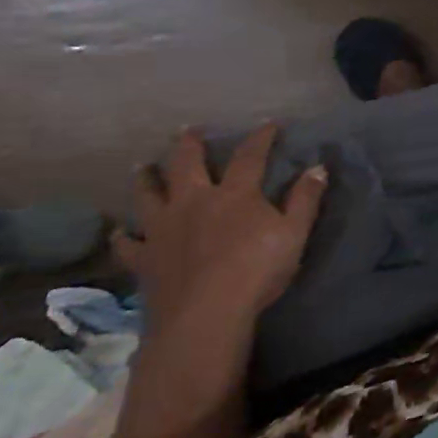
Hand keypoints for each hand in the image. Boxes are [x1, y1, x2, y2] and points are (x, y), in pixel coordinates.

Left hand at [114, 125, 327, 411]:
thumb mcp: (294, 234)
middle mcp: (193, 201)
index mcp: (234, 194)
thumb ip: (305, 200)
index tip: (268, 124)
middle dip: (189, 144)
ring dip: (146, 178)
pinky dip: (122, 236)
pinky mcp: (144, 257)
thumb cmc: (257, 271)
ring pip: (148, 194)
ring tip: (143, 167)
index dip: (260, 137)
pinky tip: (119, 232)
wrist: (206, 313)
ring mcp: (163, 228)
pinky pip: (127, 243)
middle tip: (187, 130)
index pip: (249, 156)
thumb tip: (318, 167)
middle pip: (186, 163)